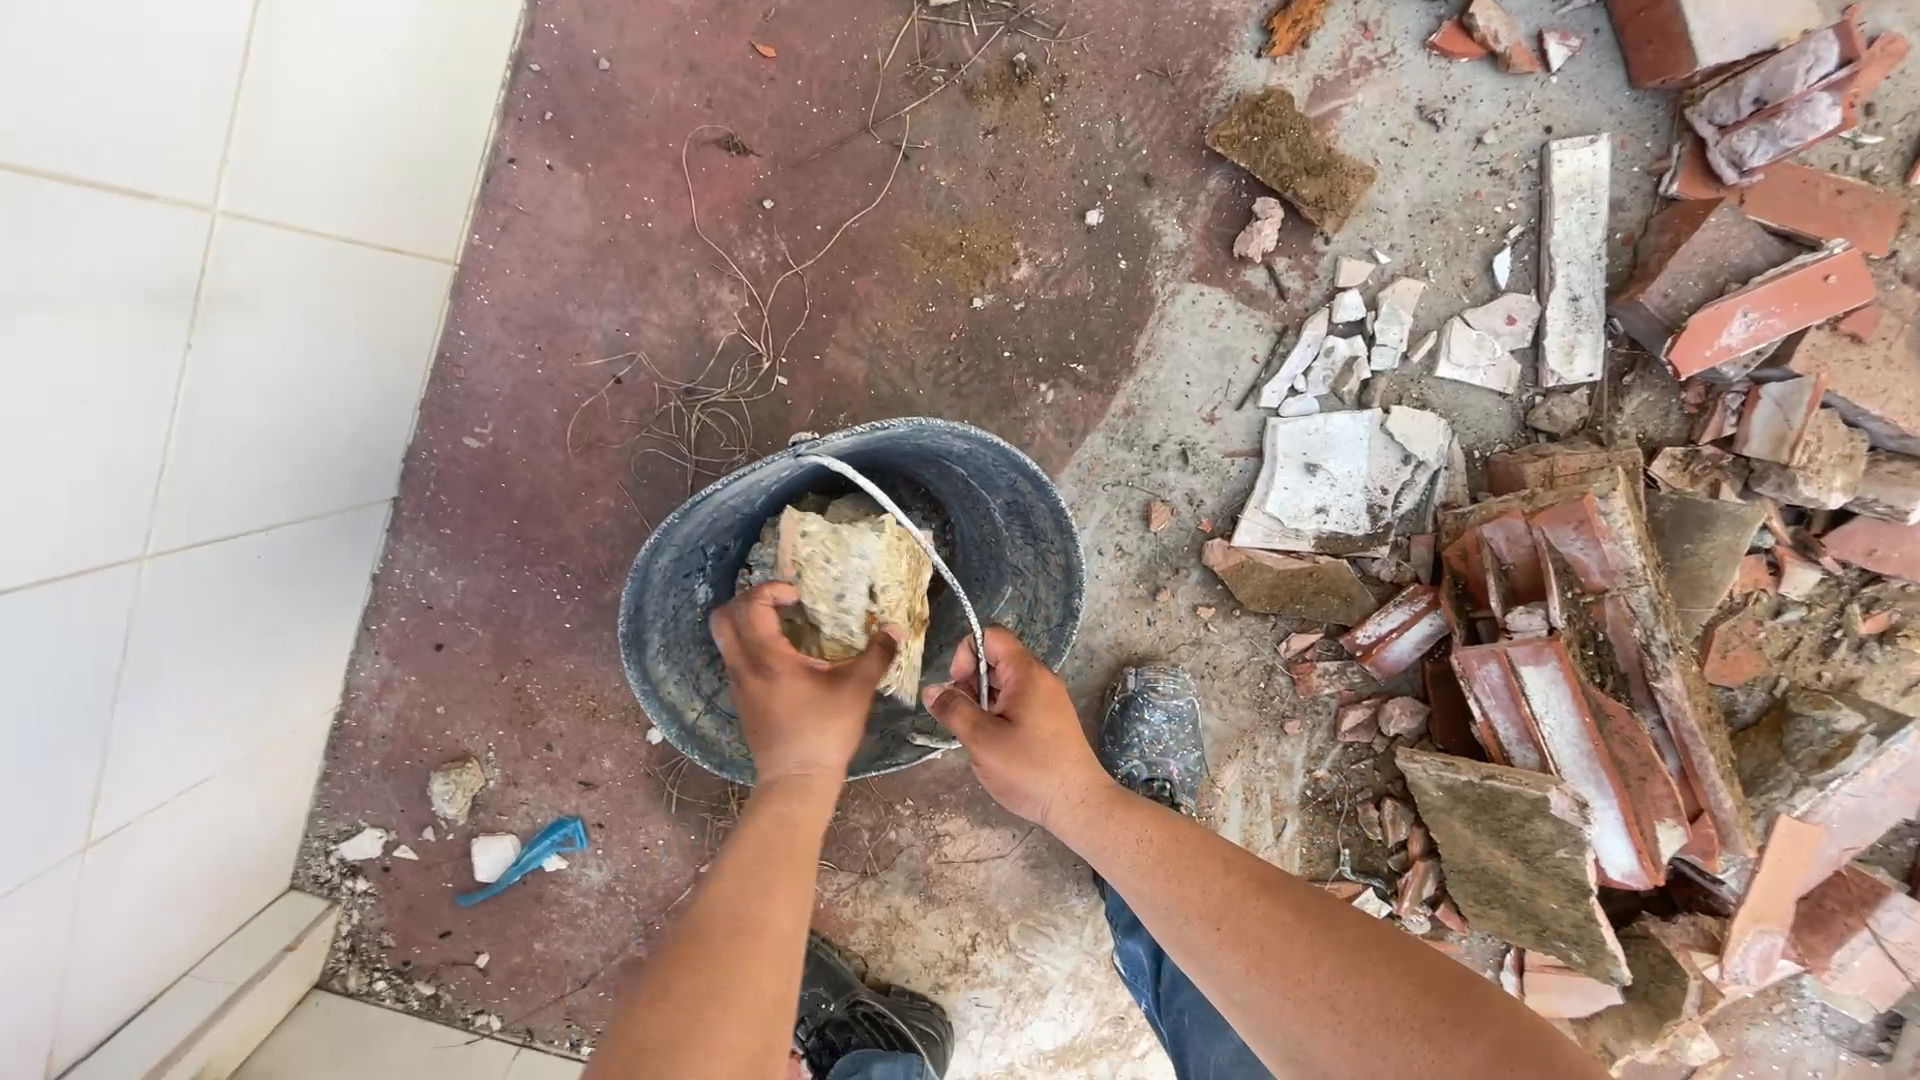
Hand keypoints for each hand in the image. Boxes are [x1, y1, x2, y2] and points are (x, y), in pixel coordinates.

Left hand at [710, 582, 898, 787]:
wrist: (796, 780)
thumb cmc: (825, 732)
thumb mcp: (857, 689)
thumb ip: (877, 655)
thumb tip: (894, 628)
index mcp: (768, 659)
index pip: (751, 606)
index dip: (771, 589)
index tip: (798, 595)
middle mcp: (743, 666)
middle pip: (723, 616)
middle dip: (748, 599)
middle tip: (780, 602)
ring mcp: (737, 684)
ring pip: (724, 638)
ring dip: (747, 621)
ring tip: (783, 624)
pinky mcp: (740, 698)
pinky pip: (734, 657)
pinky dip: (750, 643)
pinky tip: (783, 655)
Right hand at [921, 627, 1116, 827]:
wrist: (1079, 803)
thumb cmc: (1030, 769)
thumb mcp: (982, 740)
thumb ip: (953, 709)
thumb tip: (931, 690)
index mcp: (1027, 672)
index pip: (992, 635)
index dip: (967, 653)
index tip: (958, 687)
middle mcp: (1040, 678)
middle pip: (996, 658)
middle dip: (971, 681)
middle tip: (965, 717)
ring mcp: (1047, 698)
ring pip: (1004, 683)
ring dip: (982, 701)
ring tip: (979, 734)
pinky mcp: (1049, 718)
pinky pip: (1016, 701)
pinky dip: (998, 713)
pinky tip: (995, 743)